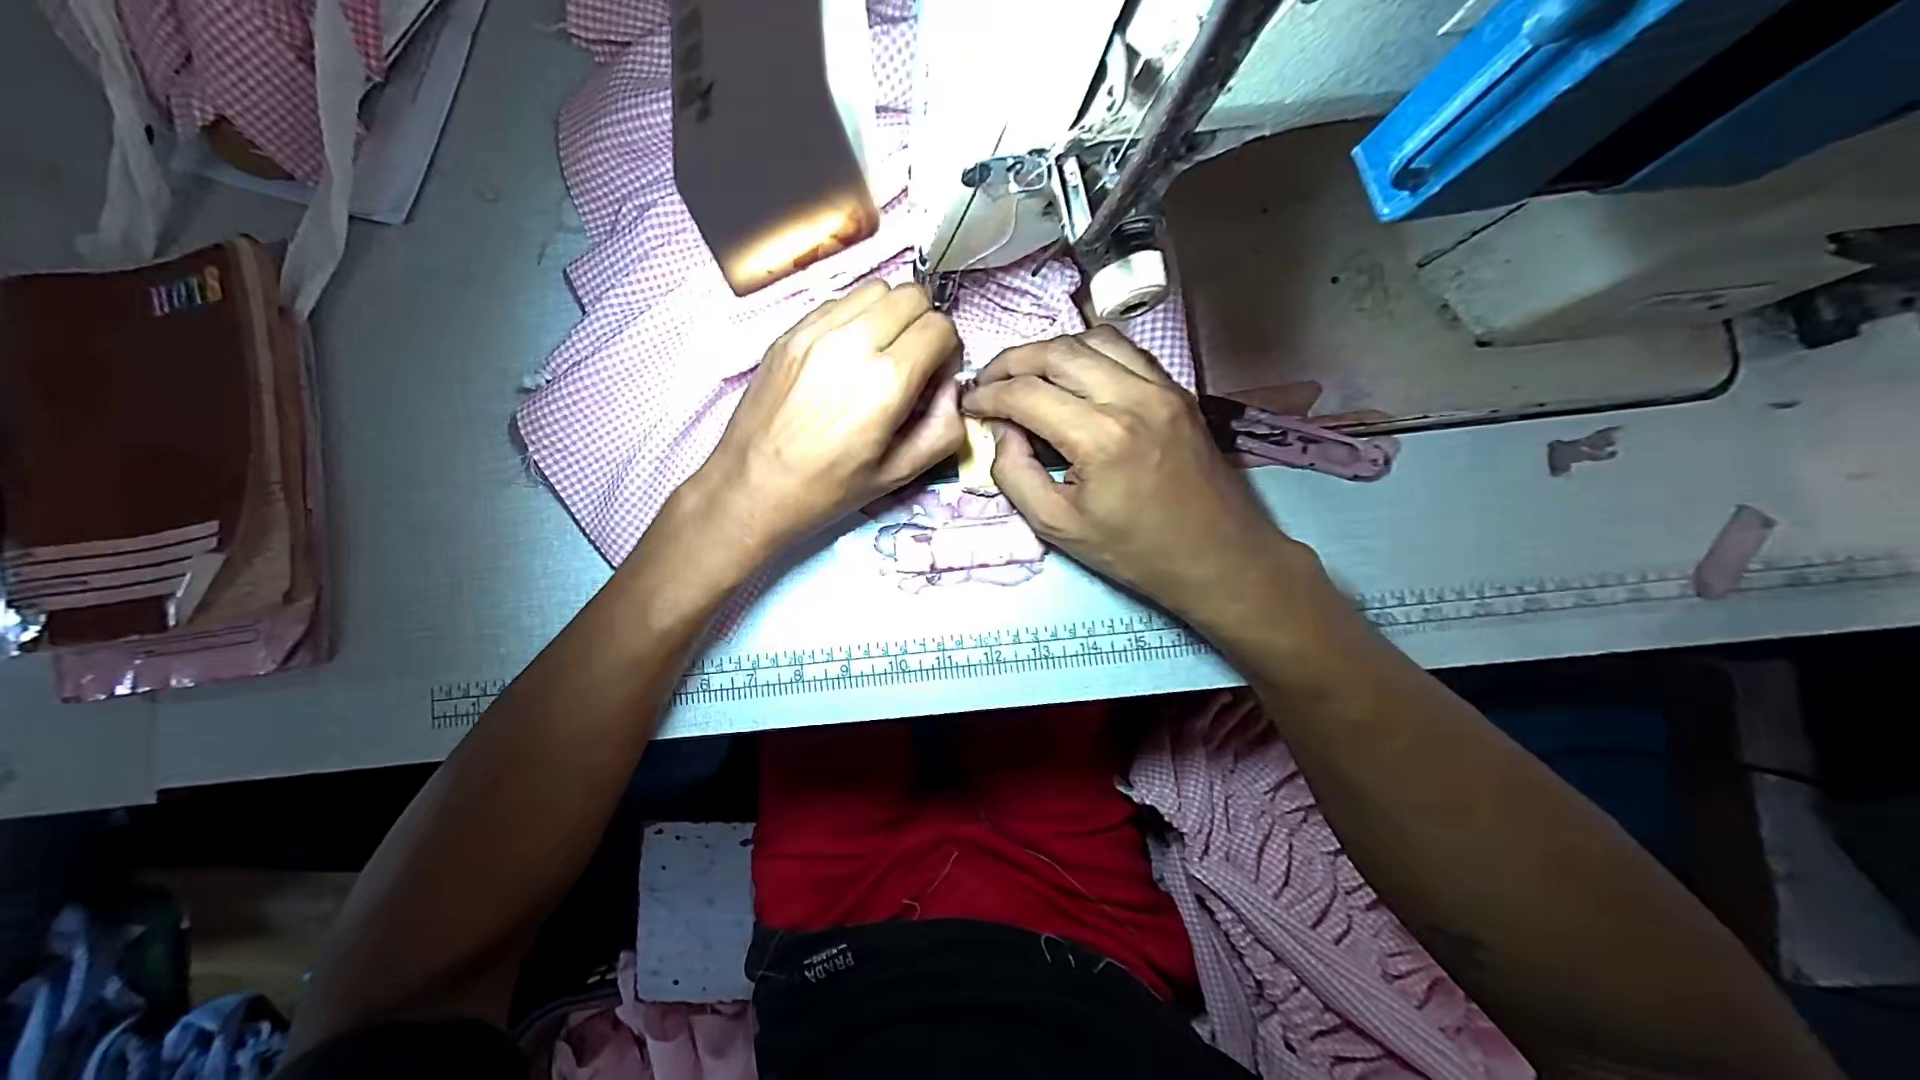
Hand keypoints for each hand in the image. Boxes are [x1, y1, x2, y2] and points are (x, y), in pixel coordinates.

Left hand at [687, 281, 963, 563]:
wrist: (751, 487)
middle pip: (912, 296)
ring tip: (880, 355)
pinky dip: (856, 319)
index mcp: (885, 382)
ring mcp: (814, 331)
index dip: (948, 352)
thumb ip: (944, 428)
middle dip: (925, 325)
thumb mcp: (901, 474)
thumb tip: (950, 388)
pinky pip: (838, 301)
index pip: (940, 327)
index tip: (935, 379)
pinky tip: (846, 358)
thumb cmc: (828, 489)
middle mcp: (851, 343)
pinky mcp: (789, 332)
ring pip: (876, 289)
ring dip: (891, 315)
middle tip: (913, 363)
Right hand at [961, 326, 1317, 621]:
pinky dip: (1088, 351)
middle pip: (1056, 352)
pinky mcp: (1177, 390)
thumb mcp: (1058, 528)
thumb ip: (1015, 474)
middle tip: (987, 381)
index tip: (969, 404)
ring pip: (1091, 339)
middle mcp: (1133, 398)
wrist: (1218, 557)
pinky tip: (1072, 373)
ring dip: (1049, 350)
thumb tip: (1002, 431)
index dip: (987, 395)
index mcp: (1101, 438)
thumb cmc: (1135, 552)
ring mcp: (1162, 388)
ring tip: (1025, 374)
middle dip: (1011, 362)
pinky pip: (1125, 350)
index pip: (1026, 394)